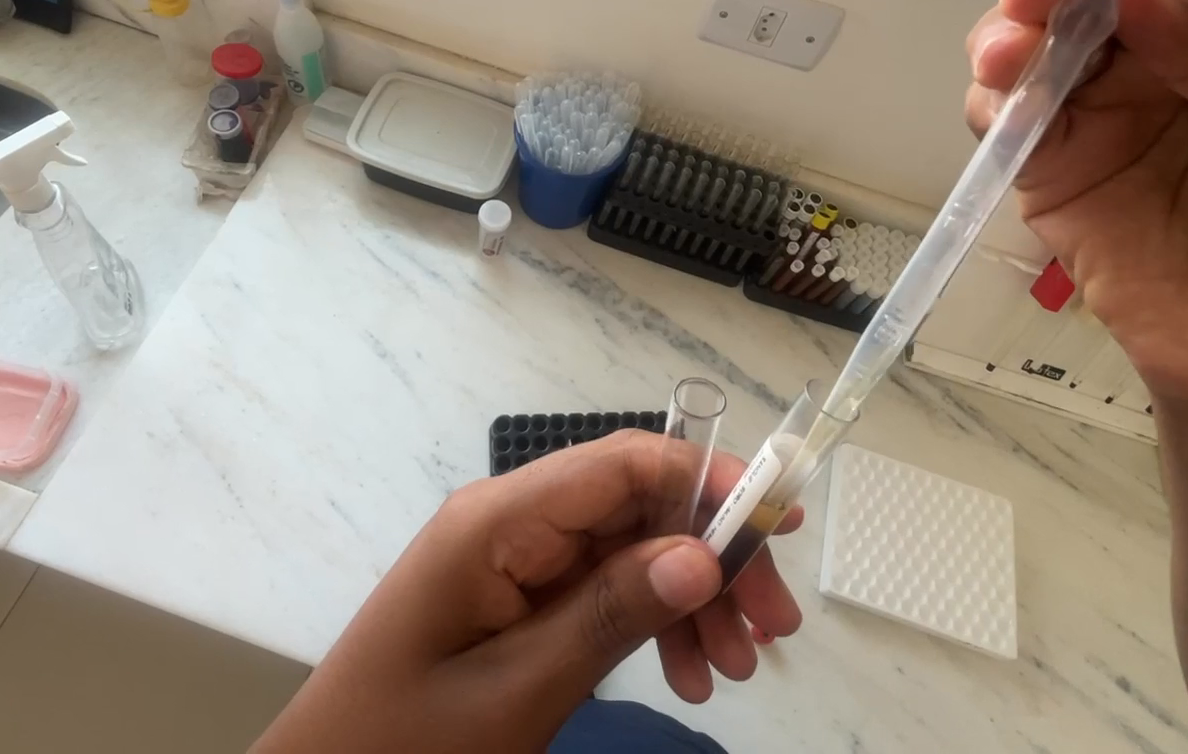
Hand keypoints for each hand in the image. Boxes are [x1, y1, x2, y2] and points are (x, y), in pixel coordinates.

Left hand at [251, 431, 802, 753]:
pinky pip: (605, 584)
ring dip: (691, 596)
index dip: (705, 474)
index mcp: (500, 517)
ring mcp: (518, 551)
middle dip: (711, 555)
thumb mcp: (519, 688)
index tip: (778, 518)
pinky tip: (688, 671)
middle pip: (636, 504)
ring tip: (736, 668)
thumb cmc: (410, 741)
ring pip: (631, 546)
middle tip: (773, 628)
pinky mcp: (522, 586)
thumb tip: (704, 556)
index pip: (620, 462)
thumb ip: (612, 612)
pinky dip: (654, 619)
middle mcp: (513, 516)